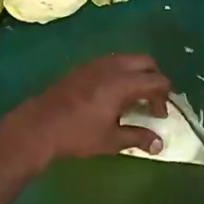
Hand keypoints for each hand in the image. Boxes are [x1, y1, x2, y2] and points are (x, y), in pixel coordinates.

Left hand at [0, 54, 170, 174]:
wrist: (39, 126)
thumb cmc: (77, 134)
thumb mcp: (111, 140)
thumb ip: (138, 138)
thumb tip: (160, 144)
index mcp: (122, 83)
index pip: (156, 80)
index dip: (164, 97)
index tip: (159, 115)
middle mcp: (112, 67)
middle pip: (145, 62)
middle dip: (155, 78)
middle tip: (152, 101)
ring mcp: (95, 64)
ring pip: (127, 59)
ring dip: (137, 74)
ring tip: (134, 98)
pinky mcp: (82, 67)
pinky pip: (111, 62)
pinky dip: (121, 72)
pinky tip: (113, 94)